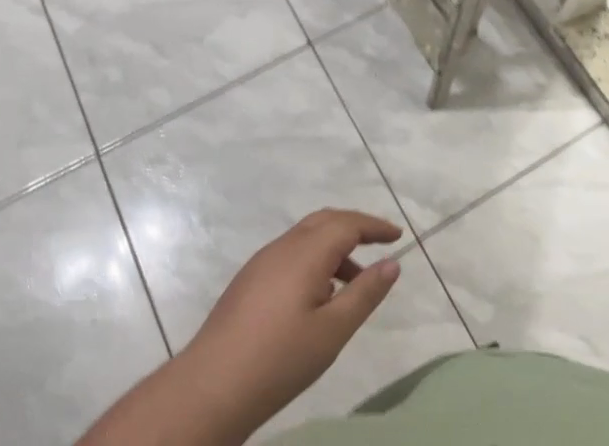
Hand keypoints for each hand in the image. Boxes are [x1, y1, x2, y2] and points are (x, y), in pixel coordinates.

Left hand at [77, 210, 404, 445]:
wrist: (211, 387)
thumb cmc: (280, 358)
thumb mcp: (333, 330)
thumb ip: (365, 293)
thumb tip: (391, 263)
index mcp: (305, 253)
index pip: (346, 224)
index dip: (374, 226)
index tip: (397, 235)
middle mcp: (281, 248)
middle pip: (323, 221)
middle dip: (354, 227)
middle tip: (380, 244)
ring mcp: (260, 263)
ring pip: (304, 238)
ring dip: (333, 247)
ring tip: (354, 282)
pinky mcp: (248, 281)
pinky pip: (289, 254)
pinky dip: (314, 260)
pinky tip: (319, 296)